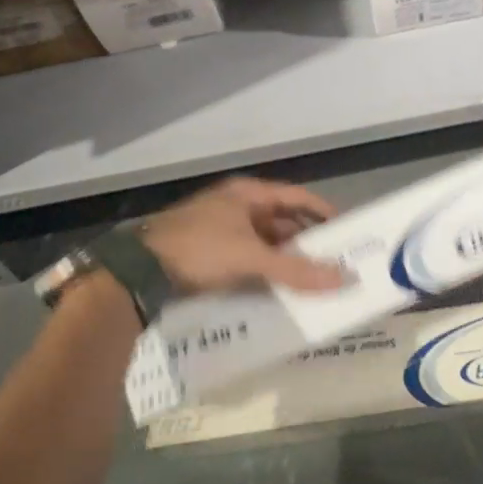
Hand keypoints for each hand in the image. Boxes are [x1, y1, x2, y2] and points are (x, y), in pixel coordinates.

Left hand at [136, 177, 344, 294]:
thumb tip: (343, 279)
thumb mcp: (250, 258)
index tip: (346, 230)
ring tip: (311, 279)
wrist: (136, 272)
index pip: (297, 196)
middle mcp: (235, 206)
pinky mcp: (206, 254)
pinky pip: (247, 259)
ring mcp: (219, 230)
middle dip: (306, 241)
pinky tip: (277, 289)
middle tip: (334, 260)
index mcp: (247, 194)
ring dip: (285, 258)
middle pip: (281, 220)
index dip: (322, 211)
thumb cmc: (198, 249)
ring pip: (264, 242)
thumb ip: (295, 270)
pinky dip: (264, 271)